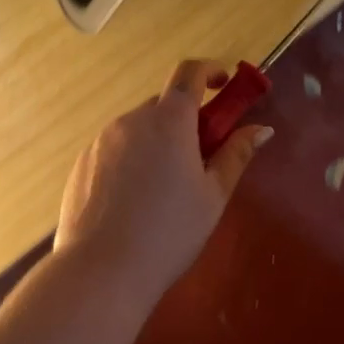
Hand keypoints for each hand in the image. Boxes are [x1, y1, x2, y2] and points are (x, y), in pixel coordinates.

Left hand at [53, 59, 272, 302]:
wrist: (99, 273)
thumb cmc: (168, 233)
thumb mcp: (213, 196)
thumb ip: (236, 155)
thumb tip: (261, 129)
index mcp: (169, 120)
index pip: (189, 72)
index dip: (210, 71)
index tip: (224, 84)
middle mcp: (133, 120)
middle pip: (164, 105)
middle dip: (185, 121)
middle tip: (200, 158)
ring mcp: (102, 141)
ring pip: (138, 129)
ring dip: (157, 142)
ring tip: (164, 191)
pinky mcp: (82, 164)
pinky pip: (114, 150)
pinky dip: (130, 161)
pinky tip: (133, 204)